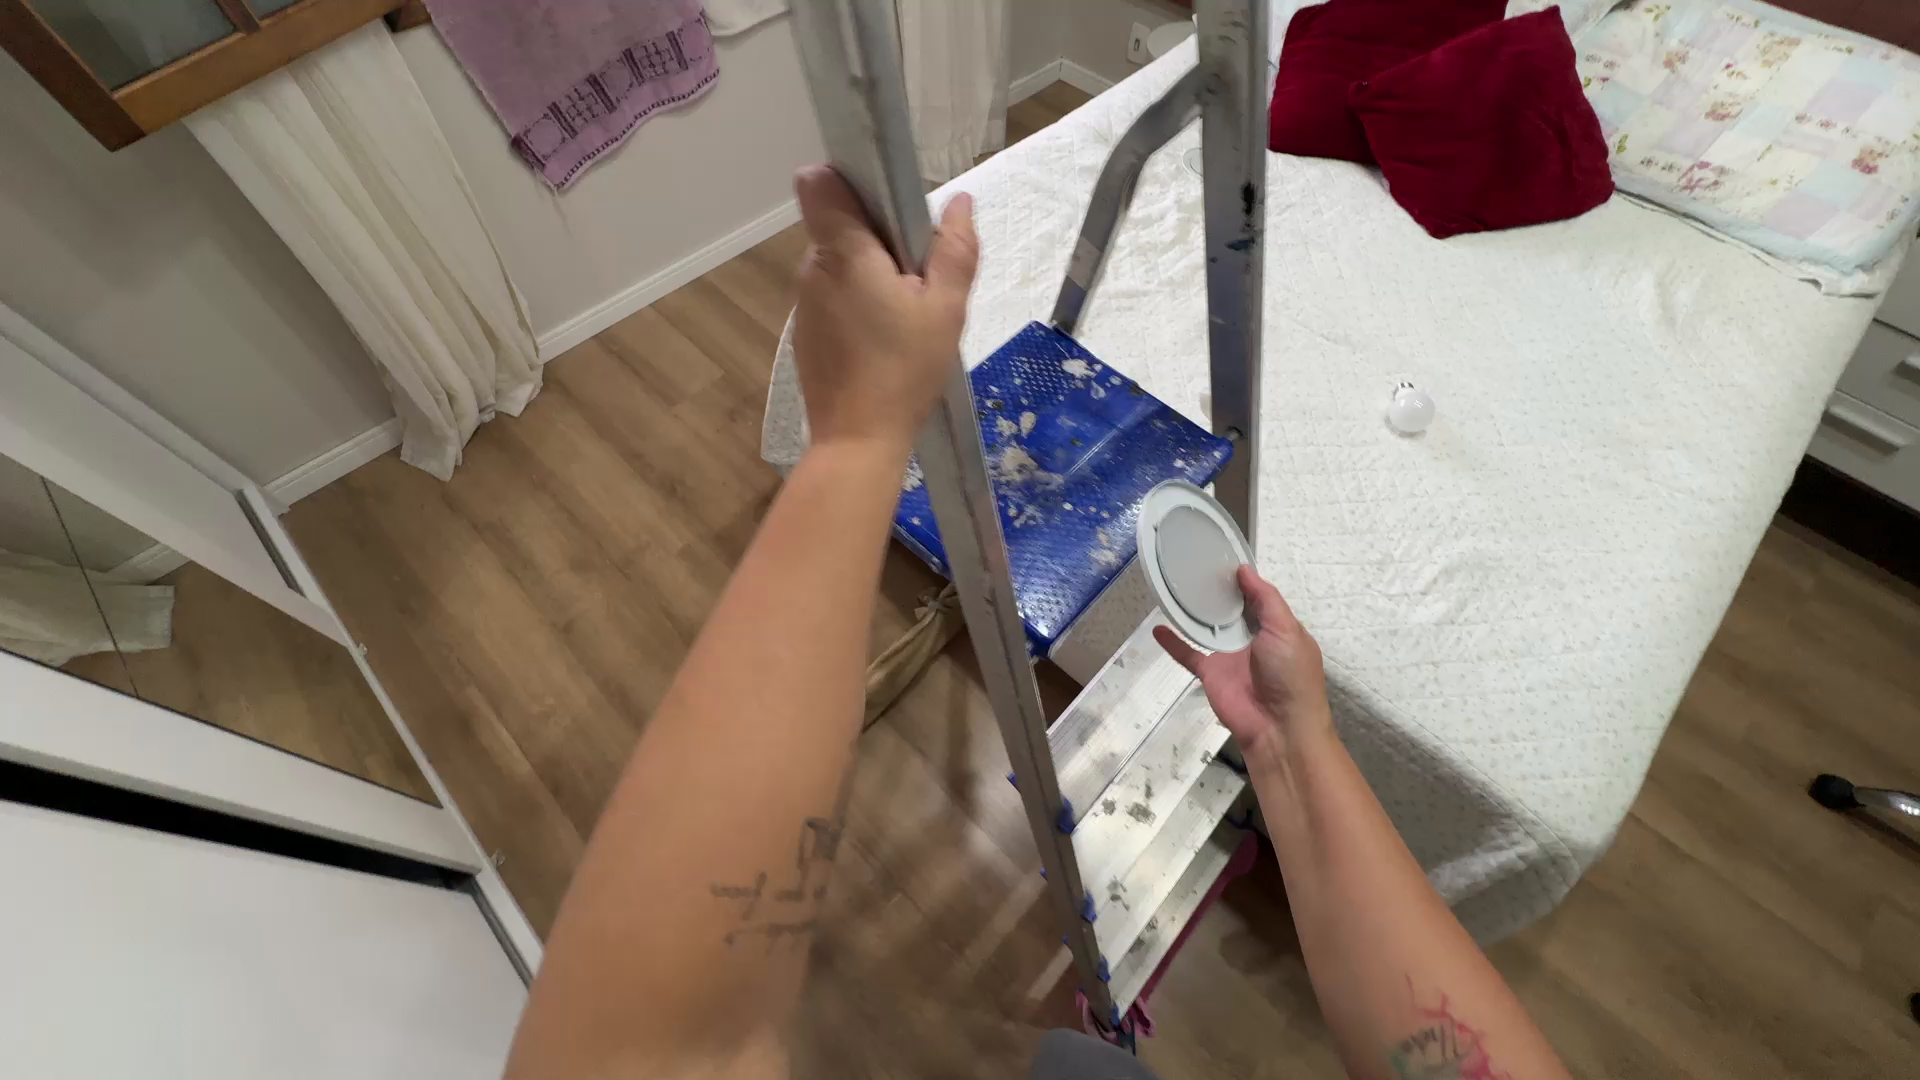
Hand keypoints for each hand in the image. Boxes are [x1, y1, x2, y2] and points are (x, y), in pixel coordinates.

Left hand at [790, 166, 979, 455]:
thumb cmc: (905, 372)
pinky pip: (831, 298)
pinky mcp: (805, 334)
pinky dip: (855, 305)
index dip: (850, 180)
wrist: (859, 440)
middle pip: (837, 225)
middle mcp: (812, 269)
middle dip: (875, 237)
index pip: (820, 181)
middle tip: (916, 278)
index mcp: (843, 252)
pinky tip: (881, 342)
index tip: (887, 207)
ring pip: (836, 264)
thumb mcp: (946, 310)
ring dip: (867, 274)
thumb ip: (954, 251)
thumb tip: (960, 202)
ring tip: (903, 317)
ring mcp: (804, 304)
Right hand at [1154, 565, 1334, 770]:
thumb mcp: (1286, 630)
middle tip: (1193, 566)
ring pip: (1207, 628)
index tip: (1222, 558)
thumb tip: (1244, 570)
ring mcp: (1229, 656)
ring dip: (1193, 612)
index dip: (1243, 580)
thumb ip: (1266, 599)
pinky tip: (1158, 628)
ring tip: (1174, 588)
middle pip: (1230, 611)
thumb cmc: (1290, 675)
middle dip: (1216, 592)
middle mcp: (1252, 640)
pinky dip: (1173, 643)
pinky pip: (1188, 654)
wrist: (1278, 727)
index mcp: (1276, 628)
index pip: (1258, 598)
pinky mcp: (1210, 673)